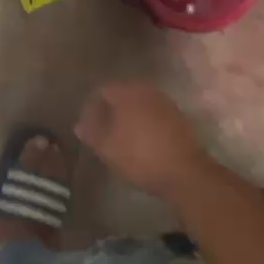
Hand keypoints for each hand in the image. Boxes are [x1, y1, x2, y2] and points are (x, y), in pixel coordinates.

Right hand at [75, 82, 215, 201]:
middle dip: (112, 108)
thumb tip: (79, 124)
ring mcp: (165, 103)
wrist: (184, 172)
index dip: (93, 106)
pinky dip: (145, 121)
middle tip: (103, 128)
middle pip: (124, 94)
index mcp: (127, 94)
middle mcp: (147, 91)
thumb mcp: (107, 148)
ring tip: (121, 135)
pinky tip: (142, 139)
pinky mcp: (179, 117)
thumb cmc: (139, 157)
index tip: (88, 124)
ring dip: (130, 115)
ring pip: (140, 103)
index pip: (104, 90)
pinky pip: (154, 113)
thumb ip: (91, 133)